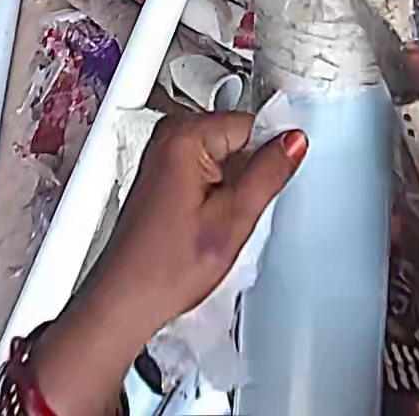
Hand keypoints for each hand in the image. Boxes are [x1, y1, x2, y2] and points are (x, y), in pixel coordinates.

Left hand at [30, 113, 305, 414]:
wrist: (125, 295)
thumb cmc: (165, 265)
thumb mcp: (233, 220)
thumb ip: (268, 174)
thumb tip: (293, 141)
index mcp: (184, 135)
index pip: (250, 124)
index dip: (266, 158)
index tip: (264, 186)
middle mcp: (169, 132)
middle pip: (236, 135)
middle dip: (247, 171)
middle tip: (233, 211)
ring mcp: (163, 148)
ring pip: (223, 151)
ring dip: (231, 181)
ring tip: (215, 218)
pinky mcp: (162, 165)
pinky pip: (205, 162)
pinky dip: (215, 187)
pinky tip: (205, 218)